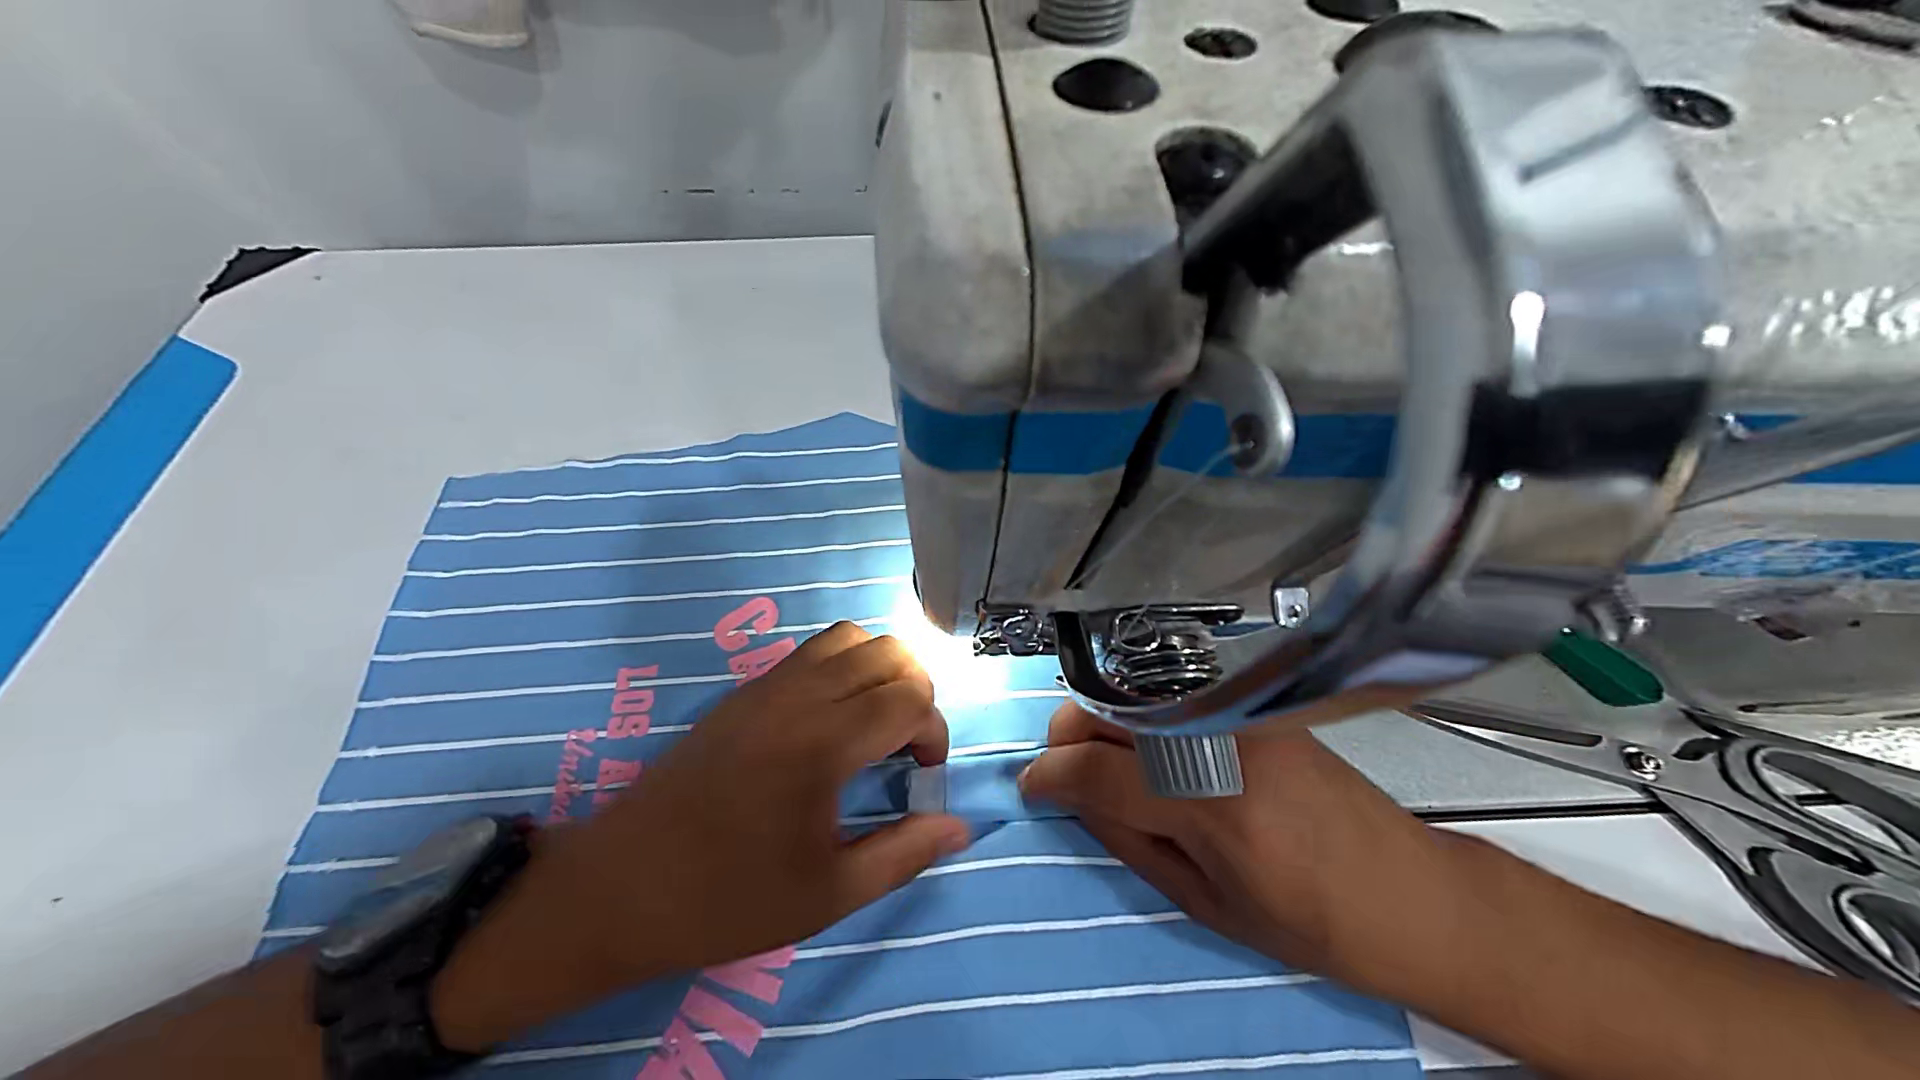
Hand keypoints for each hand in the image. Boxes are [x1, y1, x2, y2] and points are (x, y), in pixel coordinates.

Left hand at [432, 623, 971, 1048]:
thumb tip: (961, 825)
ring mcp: (766, 686)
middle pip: (888, 652)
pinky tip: (830, 719)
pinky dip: (842, 666)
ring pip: (848, 636)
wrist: (620, 887)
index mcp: (824, 744)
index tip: (923, 774)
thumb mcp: (829, 893)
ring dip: (879, 668)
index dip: (934, 731)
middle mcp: (799, 698)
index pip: (911, 698)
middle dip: (916, 691)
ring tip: (873, 722)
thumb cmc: (728, 898)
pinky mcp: (743, 691)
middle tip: (905, 745)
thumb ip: (904, 853)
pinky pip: (810, 650)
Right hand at [1019, 703, 1448, 986]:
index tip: (1032, 787)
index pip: (1093, 768)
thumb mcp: (1204, 904)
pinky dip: (1139, 719)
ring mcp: (1237, 714)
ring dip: (1099, 724)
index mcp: (1207, 803)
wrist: (1411, 894)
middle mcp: (1217, 739)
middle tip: (1067, 776)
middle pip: (1102, 708)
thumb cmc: (1312, 923)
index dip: (1049, 776)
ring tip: (1107, 766)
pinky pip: (1169, 698)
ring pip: (1129, 694)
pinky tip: (1152, 754)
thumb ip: (1125, 840)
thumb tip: (1072, 800)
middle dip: (1067, 739)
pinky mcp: (1251, 706)